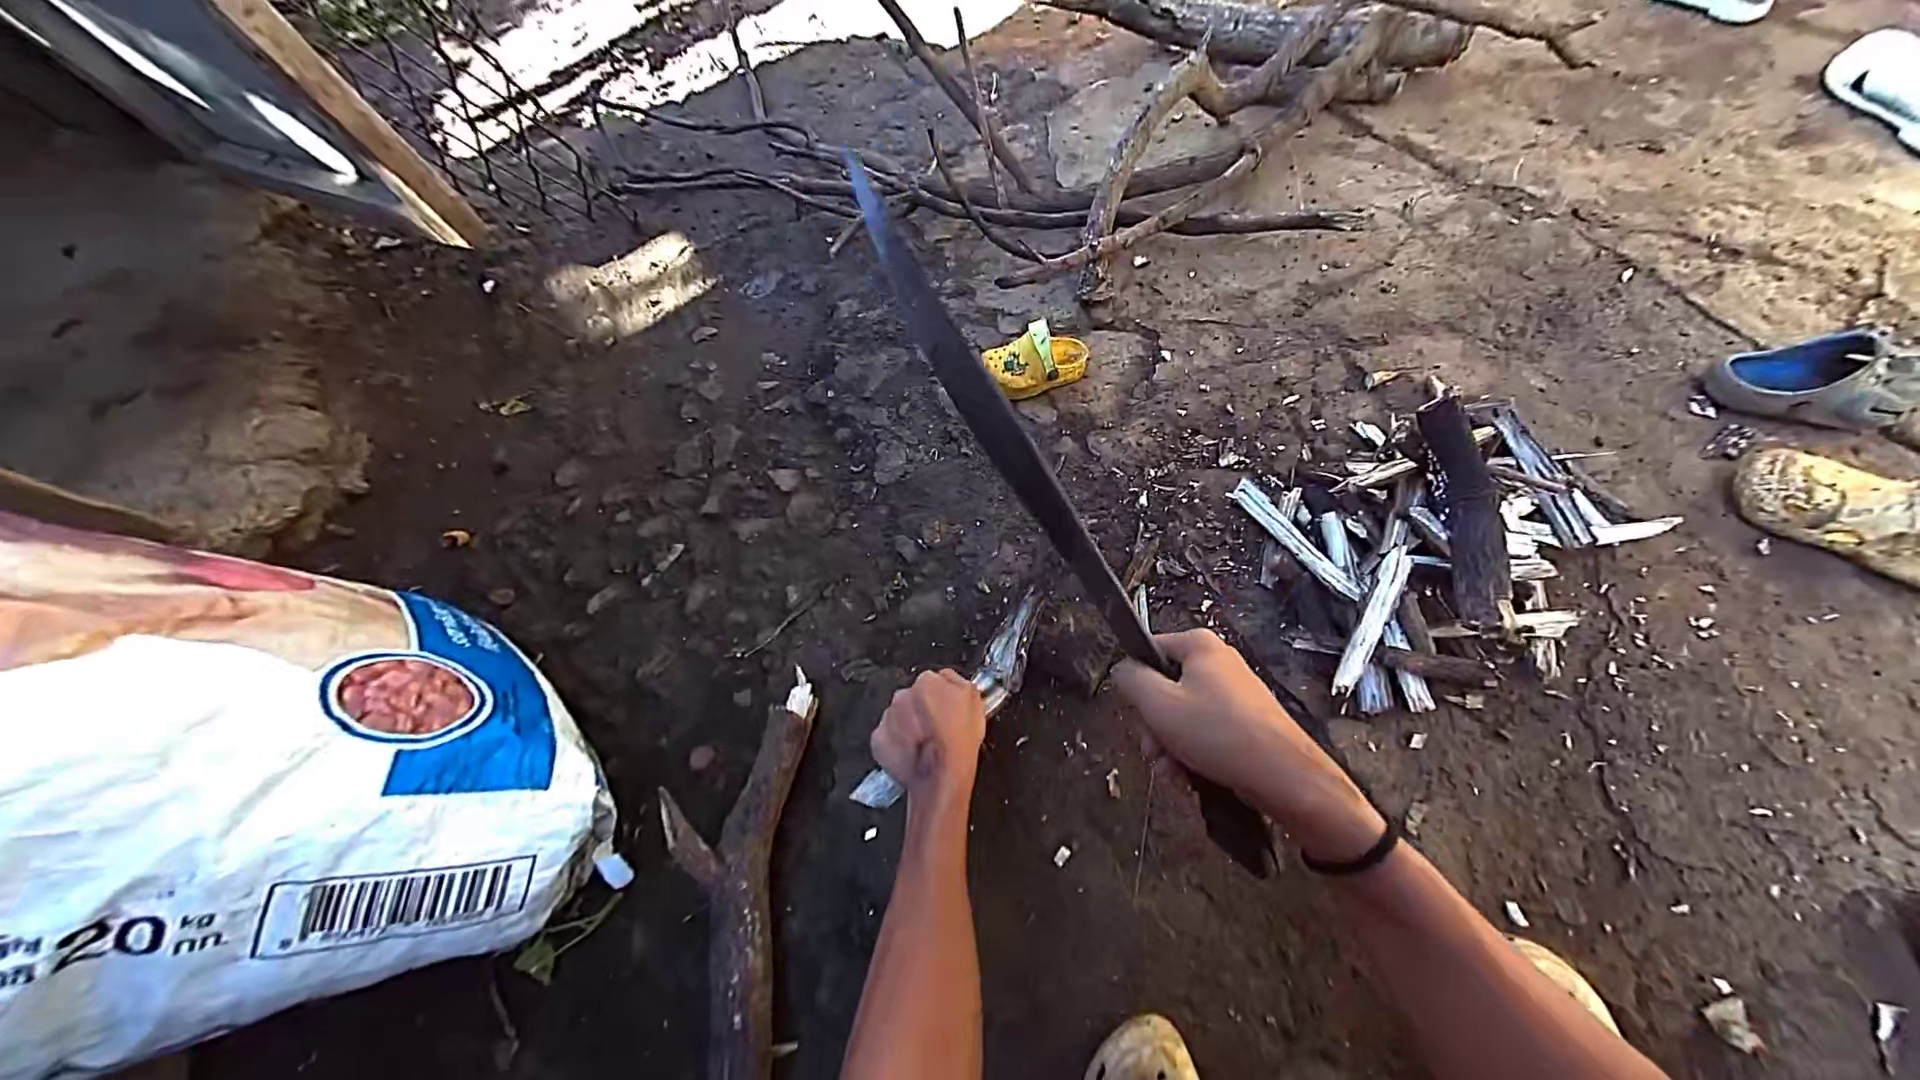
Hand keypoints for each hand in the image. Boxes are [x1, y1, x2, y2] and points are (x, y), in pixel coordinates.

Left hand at [872, 669, 986, 805]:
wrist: (942, 775)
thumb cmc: (959, 741)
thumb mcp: (975, 701)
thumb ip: (957, 682)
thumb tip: (950, 679)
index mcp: (927, 682)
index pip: (932, 682)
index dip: (940, 698)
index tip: (945, 710)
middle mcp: (904, 695)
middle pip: (913, 699)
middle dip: (921, 711)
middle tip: (936, 729)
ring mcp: (888, 717)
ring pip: (899, 717)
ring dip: (909, 727)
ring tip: (925, 745)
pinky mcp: (879, 739)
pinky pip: (888, 737)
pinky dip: (897, 744)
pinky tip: (912, 753)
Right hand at [1111, 630, 1384, 862]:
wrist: (1287, 779)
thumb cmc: (1221, 735)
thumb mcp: (1157, 703)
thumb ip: (1129, 679)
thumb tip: (1122, 670)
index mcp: (1199, 645)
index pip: (1147, 651)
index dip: (1136, 684)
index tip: (1138, 713)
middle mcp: (1218, 662)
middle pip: (1163, 688)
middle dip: (1154, 726)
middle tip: (1156, 749)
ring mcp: (1234, 693)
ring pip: (1181, 715)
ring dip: (1169, 745)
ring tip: (1174, 770)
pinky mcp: (1245, 722)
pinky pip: (1204, 732)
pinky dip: (1192, 753)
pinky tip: (1191, 776)